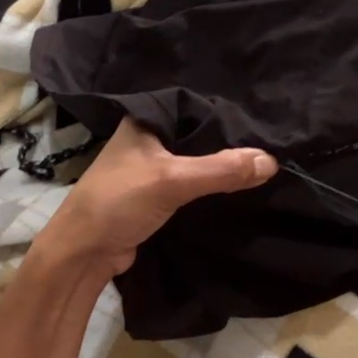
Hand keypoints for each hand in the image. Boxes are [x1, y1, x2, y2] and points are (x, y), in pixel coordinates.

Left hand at [35, 119, 277, 276]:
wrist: (83, 252)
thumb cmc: (118, 202)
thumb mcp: (172, 180)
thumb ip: (220, 170)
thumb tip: (271, 161)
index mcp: (144, 119)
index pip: (194, 105)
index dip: (227, 113)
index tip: (267, 118)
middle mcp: (147, 139)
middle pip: (198, 136)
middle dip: (228, 143)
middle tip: (273, 144)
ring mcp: (150, 169)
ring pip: (195, 162)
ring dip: (220, 168)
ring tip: (264, 165)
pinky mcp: (155, 197)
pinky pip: (191, 186)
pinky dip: (210, 188)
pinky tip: (238, 189)